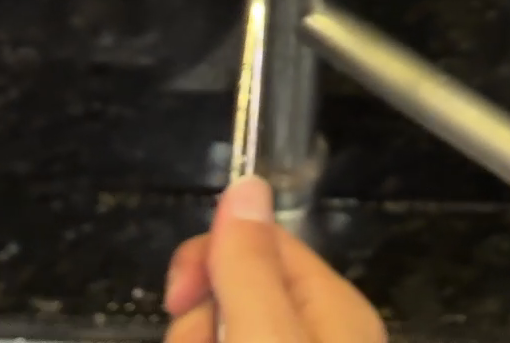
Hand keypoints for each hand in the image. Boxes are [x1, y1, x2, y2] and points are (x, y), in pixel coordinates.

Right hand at [164, 177, 385, 342]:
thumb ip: (252, 267)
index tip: (175, 295)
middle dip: (201, 320)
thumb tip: (249, 182)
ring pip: (226, 330)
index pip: (263, 243)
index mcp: (334, 307)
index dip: (212, 257)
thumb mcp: (266, 340)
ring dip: (198, 341)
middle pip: (239, 292)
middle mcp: (321, 335)